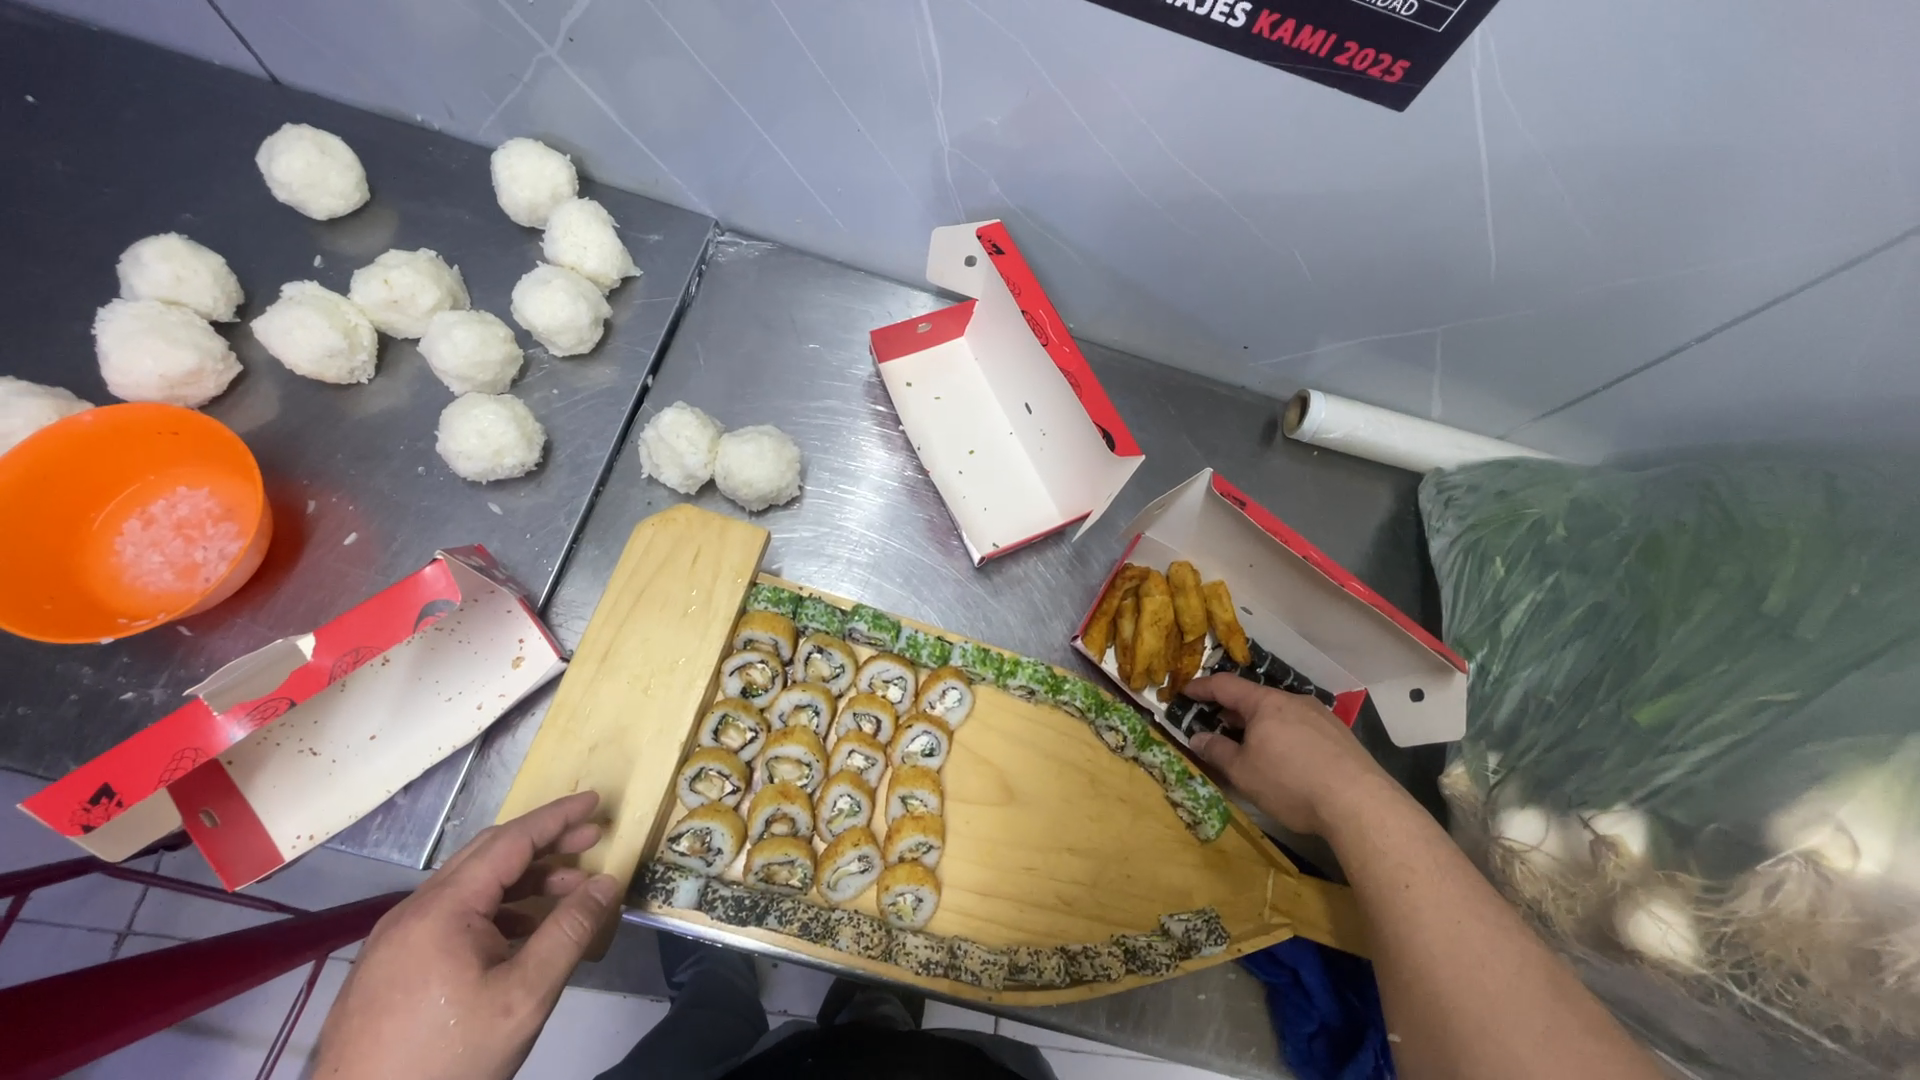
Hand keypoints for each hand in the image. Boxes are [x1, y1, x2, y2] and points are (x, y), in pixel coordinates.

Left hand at [312, 792, 618, 1079]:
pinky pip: (453, 915)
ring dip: (522, 879)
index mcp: (443, 908)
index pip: (511, 840)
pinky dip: (497, 908)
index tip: (597, 801)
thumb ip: (570, 931)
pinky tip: (522, 933)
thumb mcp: (524, 996)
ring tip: (568, 891)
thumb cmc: (449, 1058)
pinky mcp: (391, 966)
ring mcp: (396, 939)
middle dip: (544, 843)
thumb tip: (607, 882)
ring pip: (470, 886)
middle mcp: (414, 910)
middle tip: (592, 841)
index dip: (558, 817)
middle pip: (488, 855)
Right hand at [1185, 674, 1397, 837]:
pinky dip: (1283, 734)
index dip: (1201, 687)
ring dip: (1259, 723)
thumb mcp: (1244, 772)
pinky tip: (1285, 757)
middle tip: (1214, 722)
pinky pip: (1301, 727)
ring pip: (1280, 713)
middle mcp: (1294, 701)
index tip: (1184, 692)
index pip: (1225, 685)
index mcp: (1265, 703)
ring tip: (1248, 742)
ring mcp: (1321, 717)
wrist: (1359, 804)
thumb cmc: (1291, 783)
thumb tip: (1198, 738)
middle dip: (1231, 709)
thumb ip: (1217, 751)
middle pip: (1255, 698)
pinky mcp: (1340, 736)